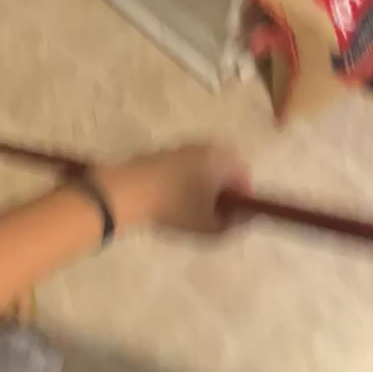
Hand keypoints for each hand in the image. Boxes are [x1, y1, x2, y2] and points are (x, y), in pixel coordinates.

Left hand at [94, 144, 250, 234]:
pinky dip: (182, 183)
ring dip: (201, 188)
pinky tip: (170, 202)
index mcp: (223, 158)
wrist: (127, 191)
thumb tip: (245, 220)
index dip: (243, 200)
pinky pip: (182, 169)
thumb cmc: (176, 207)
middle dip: (222, 193)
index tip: (233, 219)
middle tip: (213, 216)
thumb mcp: (210, 226)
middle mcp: (206, 146)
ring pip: (201, 170)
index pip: (244, 176)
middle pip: (223, 170)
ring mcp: (181, 146)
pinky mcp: (161, 152)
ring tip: (189, 212)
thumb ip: (234, 224)